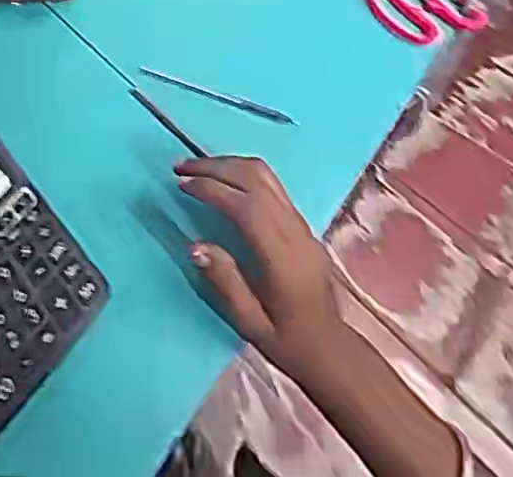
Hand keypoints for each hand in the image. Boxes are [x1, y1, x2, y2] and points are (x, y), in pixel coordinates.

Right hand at [174, 156, 344, 376]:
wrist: (331, 349)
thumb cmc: (286, 339)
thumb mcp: (250, 322)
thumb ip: (224, 281)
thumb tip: (194, 245)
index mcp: (281, 256)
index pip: (246, 205)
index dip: (211, 188)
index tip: (181, 185)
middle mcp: (294, 231)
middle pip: (255, 178)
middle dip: (214, 166)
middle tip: (180, 167)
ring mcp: (301, 224)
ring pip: (265, 174)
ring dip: (228, 164)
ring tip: (197, 168)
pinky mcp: (301, 223)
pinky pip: (270, 182)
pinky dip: (241, 171)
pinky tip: (222, 178)